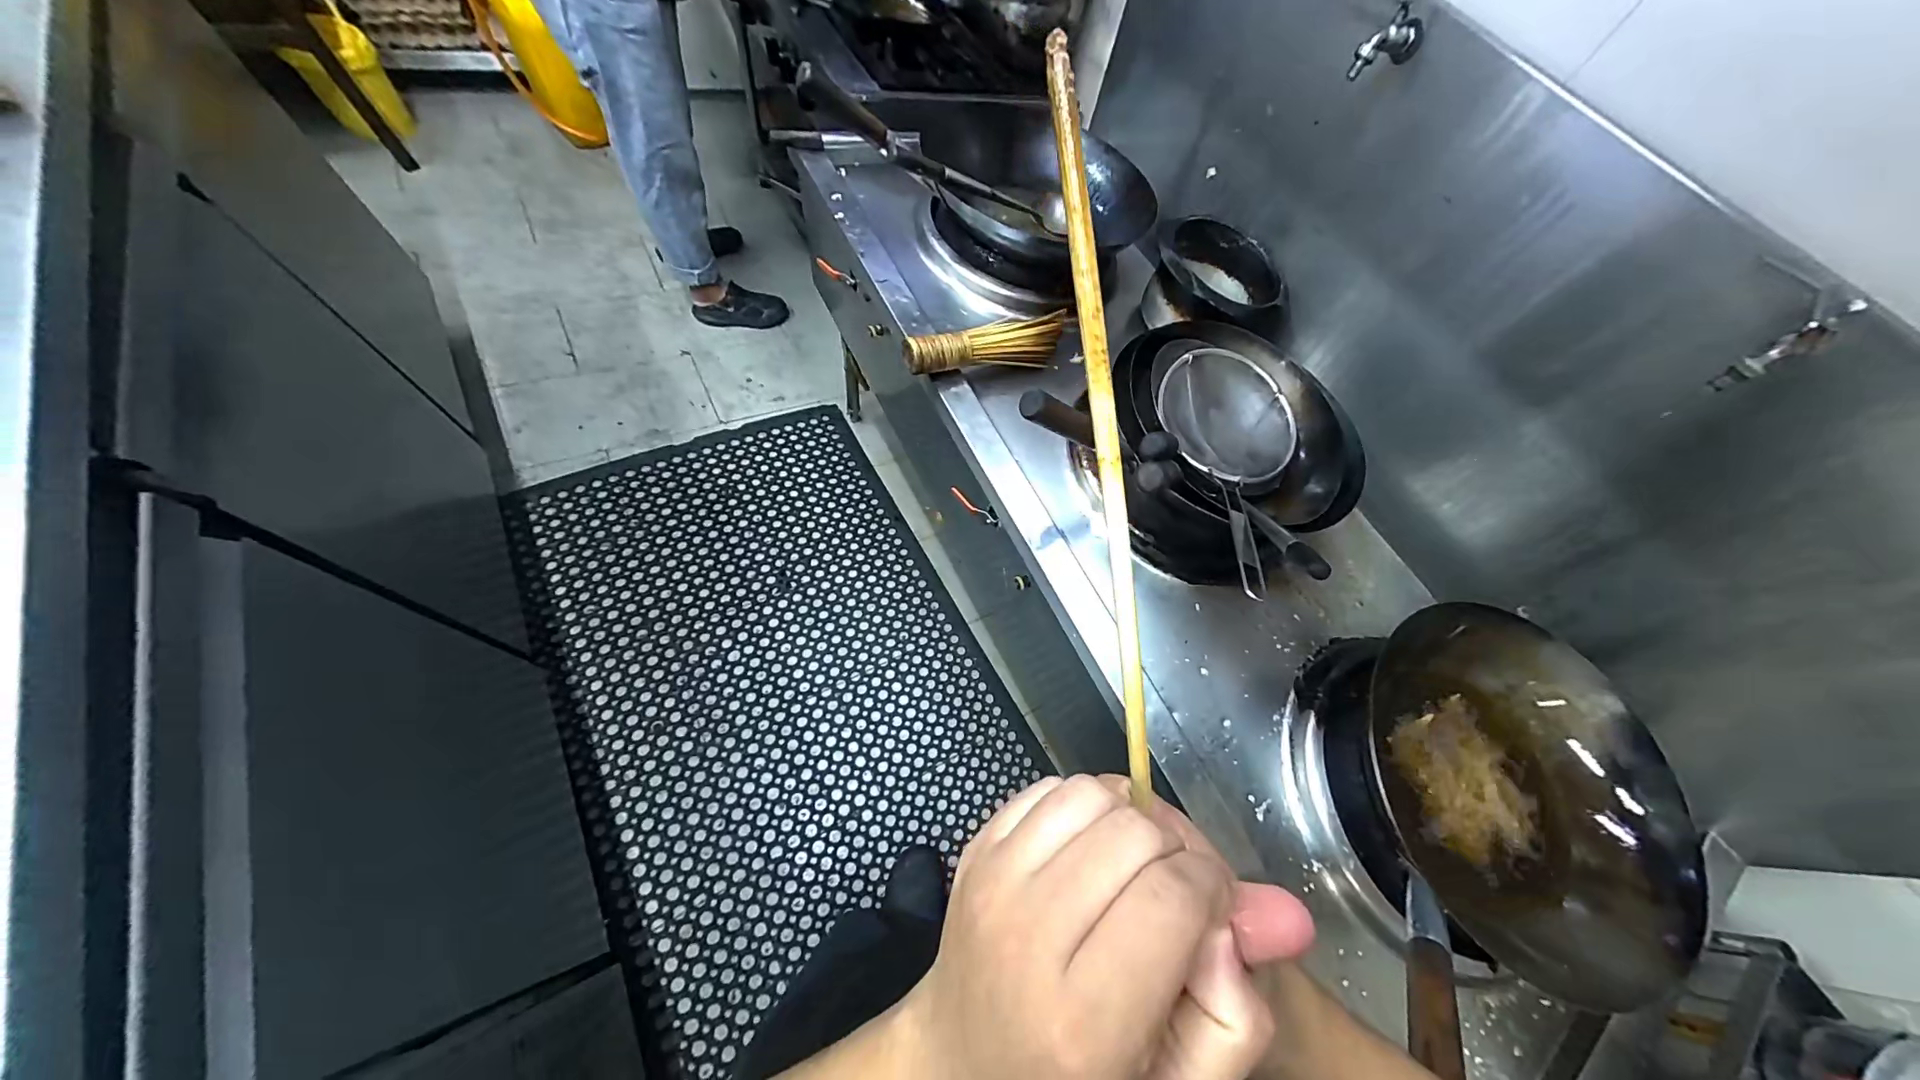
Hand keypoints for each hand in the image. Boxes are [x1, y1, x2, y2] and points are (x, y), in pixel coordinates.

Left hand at [895, 775, 1314, 1079]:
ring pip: (1089, 792)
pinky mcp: (974, 848)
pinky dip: (1081, 806)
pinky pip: (1047, 787)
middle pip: (1133, 832)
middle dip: (1176, 849)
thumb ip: (1237, 1009)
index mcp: (1084, 1018)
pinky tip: (1087, 849)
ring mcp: (991, 882)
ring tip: (1132, 864)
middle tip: (1176, 885)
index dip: (1214, 887)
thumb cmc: (1081, 1078)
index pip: (1173, 895)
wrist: (965, 1058)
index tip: (1215, 908)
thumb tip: (1269, 913)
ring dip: (1127, 817)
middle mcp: (1026, 936)